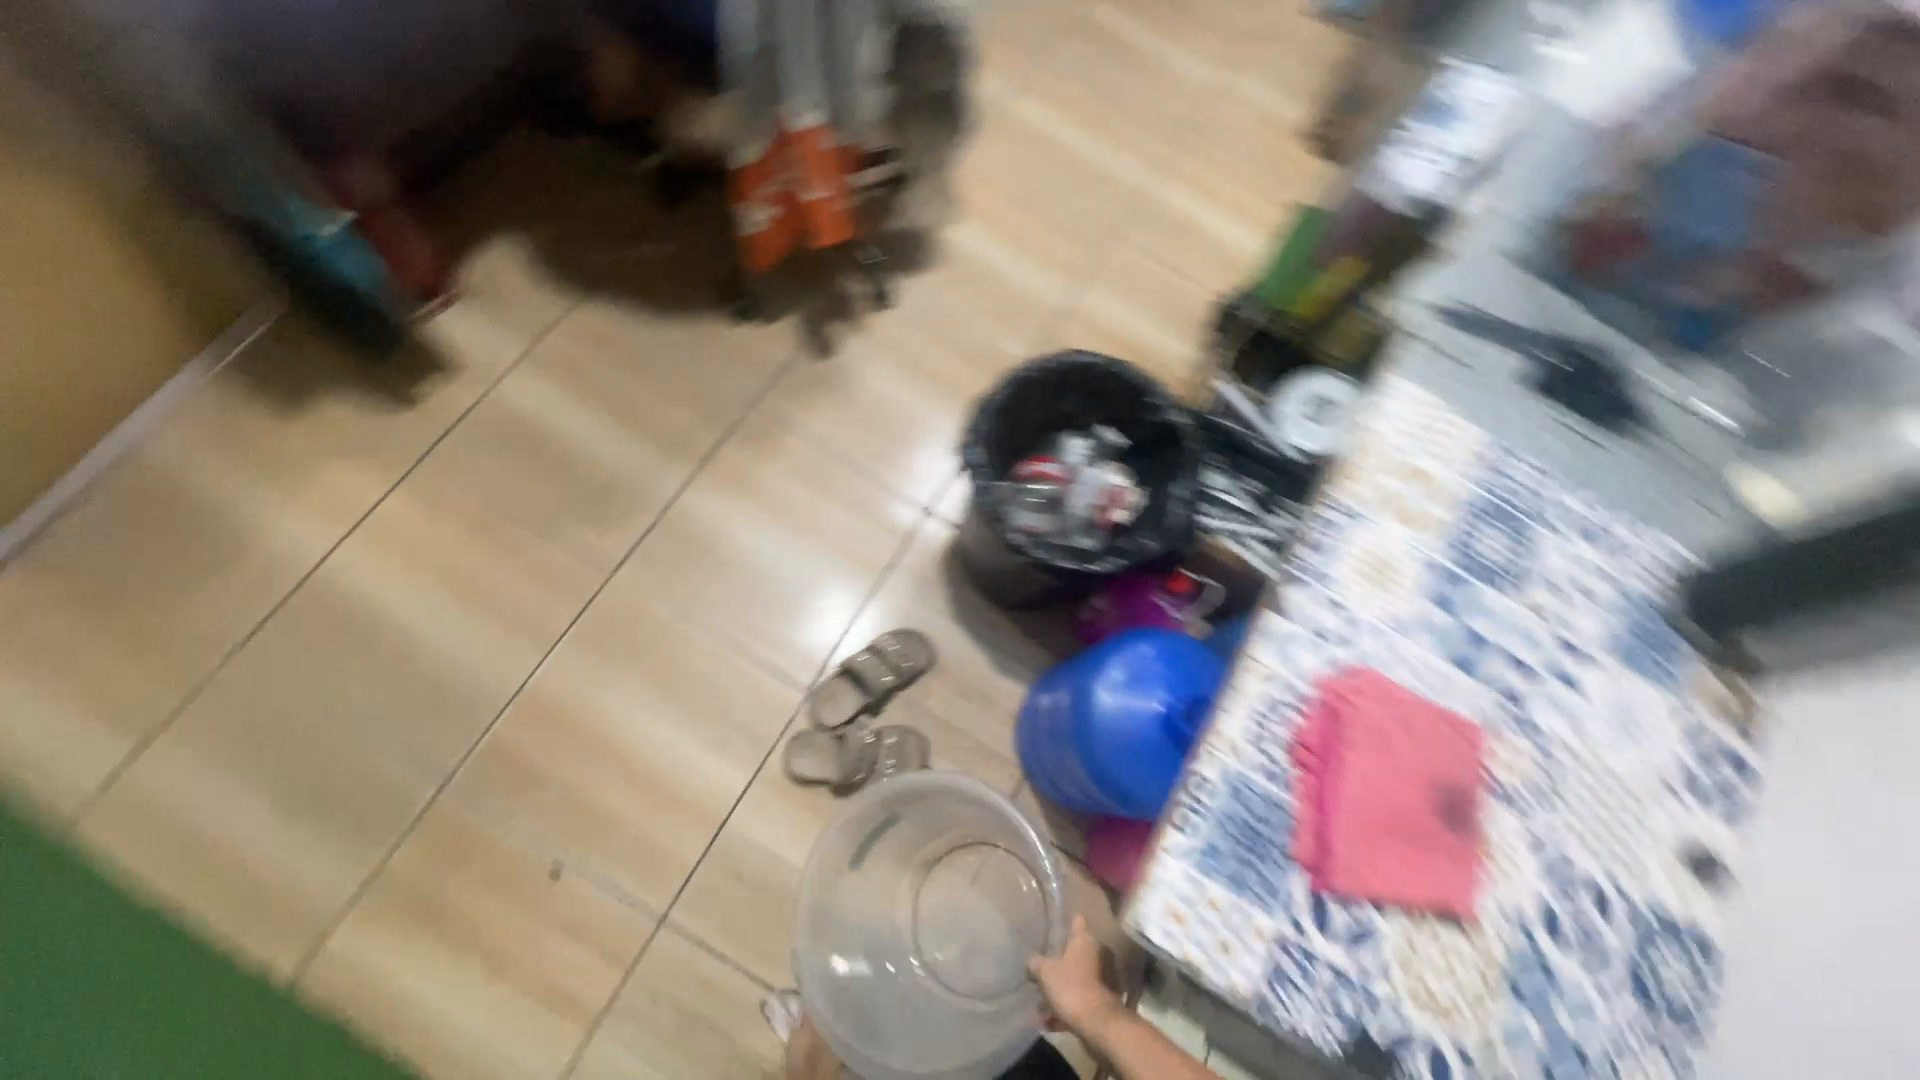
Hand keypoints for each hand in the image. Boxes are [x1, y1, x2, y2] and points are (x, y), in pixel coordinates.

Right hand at [1028, 915, 1123, 1036]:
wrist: (1098, 1023)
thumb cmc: (1070, 987)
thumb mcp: (1044, 972)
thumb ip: (1035, 962)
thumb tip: (1032, 960)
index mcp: (1084, 940)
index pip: (1077, 919)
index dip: (1066, 921)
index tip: (1055, 926)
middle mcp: (1097, 953)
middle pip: (1074, 951)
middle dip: (1058, 961)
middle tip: (1040, 969)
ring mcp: (1102, 977)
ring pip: (1076, 977)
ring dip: (1059, 988)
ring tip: (1040, 1004)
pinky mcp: (1103, 999)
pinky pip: (1080, 998)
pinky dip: (1065, 1007)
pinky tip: (1048, 1022)